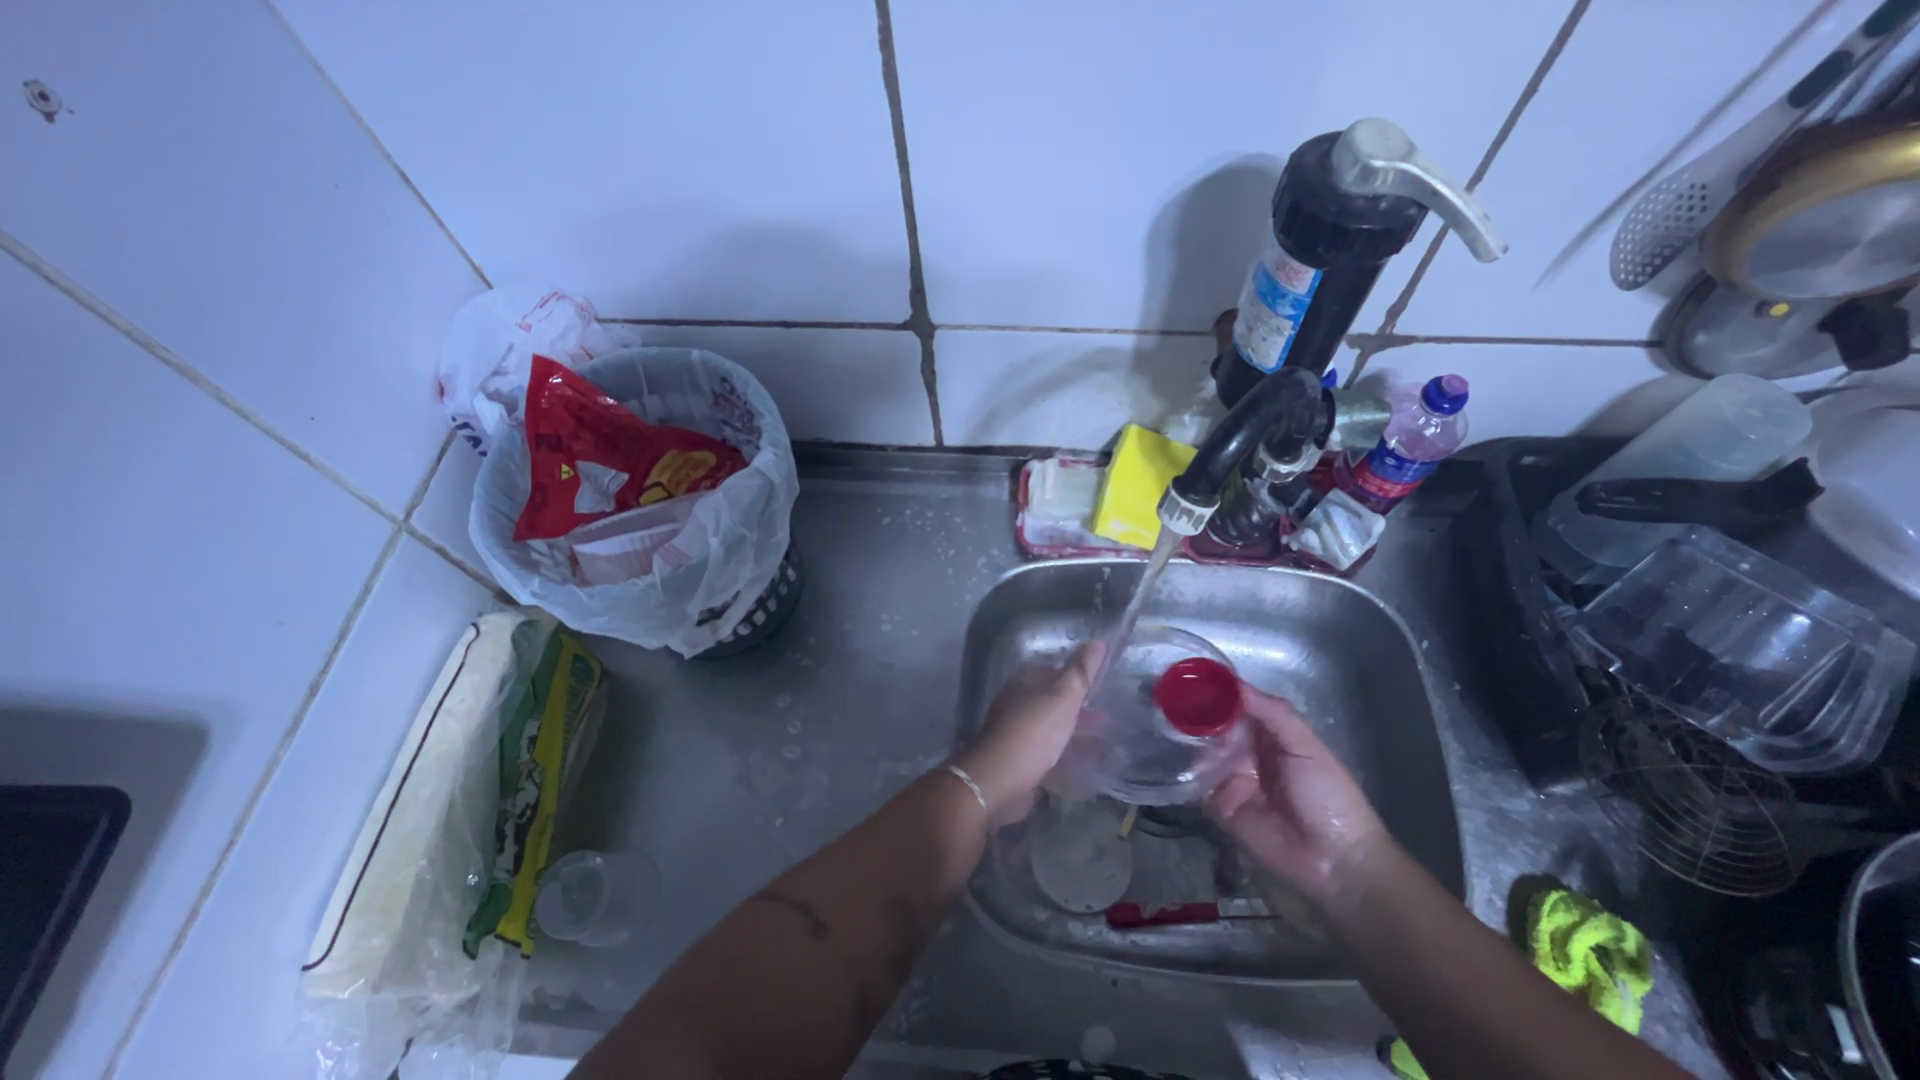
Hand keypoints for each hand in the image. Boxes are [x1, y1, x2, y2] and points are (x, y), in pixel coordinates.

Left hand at [952, 642, 1104, 824]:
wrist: (998, 781)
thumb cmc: (1032, 733)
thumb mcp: (1062, 698)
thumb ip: (1080, 672)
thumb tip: (1097, 641)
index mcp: (1022, 685)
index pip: (1049, 670)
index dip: (1073, 674)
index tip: (1099, 682)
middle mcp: (1016, 706)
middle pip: (1051, 702)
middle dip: (1079, 709)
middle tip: (1108, 717)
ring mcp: (1016, 736)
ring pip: (1052, 731)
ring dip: (1076, 735)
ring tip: (1106, 744)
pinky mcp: (1020, 763)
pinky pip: (1049, 756)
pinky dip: (1067, 758)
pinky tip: (1089, 767)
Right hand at [1206, 686, 1388, 903]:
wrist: (1334, 858)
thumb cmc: (1327, 795)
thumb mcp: (1306, 746)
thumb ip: (1273, 713)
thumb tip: (1235, 684)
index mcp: (1274, 737)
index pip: (1241, 709)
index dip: (1221, 697)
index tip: (1196, 682)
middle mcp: (1251, 755)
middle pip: (1219, 730)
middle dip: (1203, 721)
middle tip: (1183, 712)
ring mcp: (1235, 781)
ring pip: (1206, 756)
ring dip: (1197, 747)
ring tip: (1186, 741)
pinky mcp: (1223, 808)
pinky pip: (1200, 787)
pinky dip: (1191, 776)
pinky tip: (1185, 766)